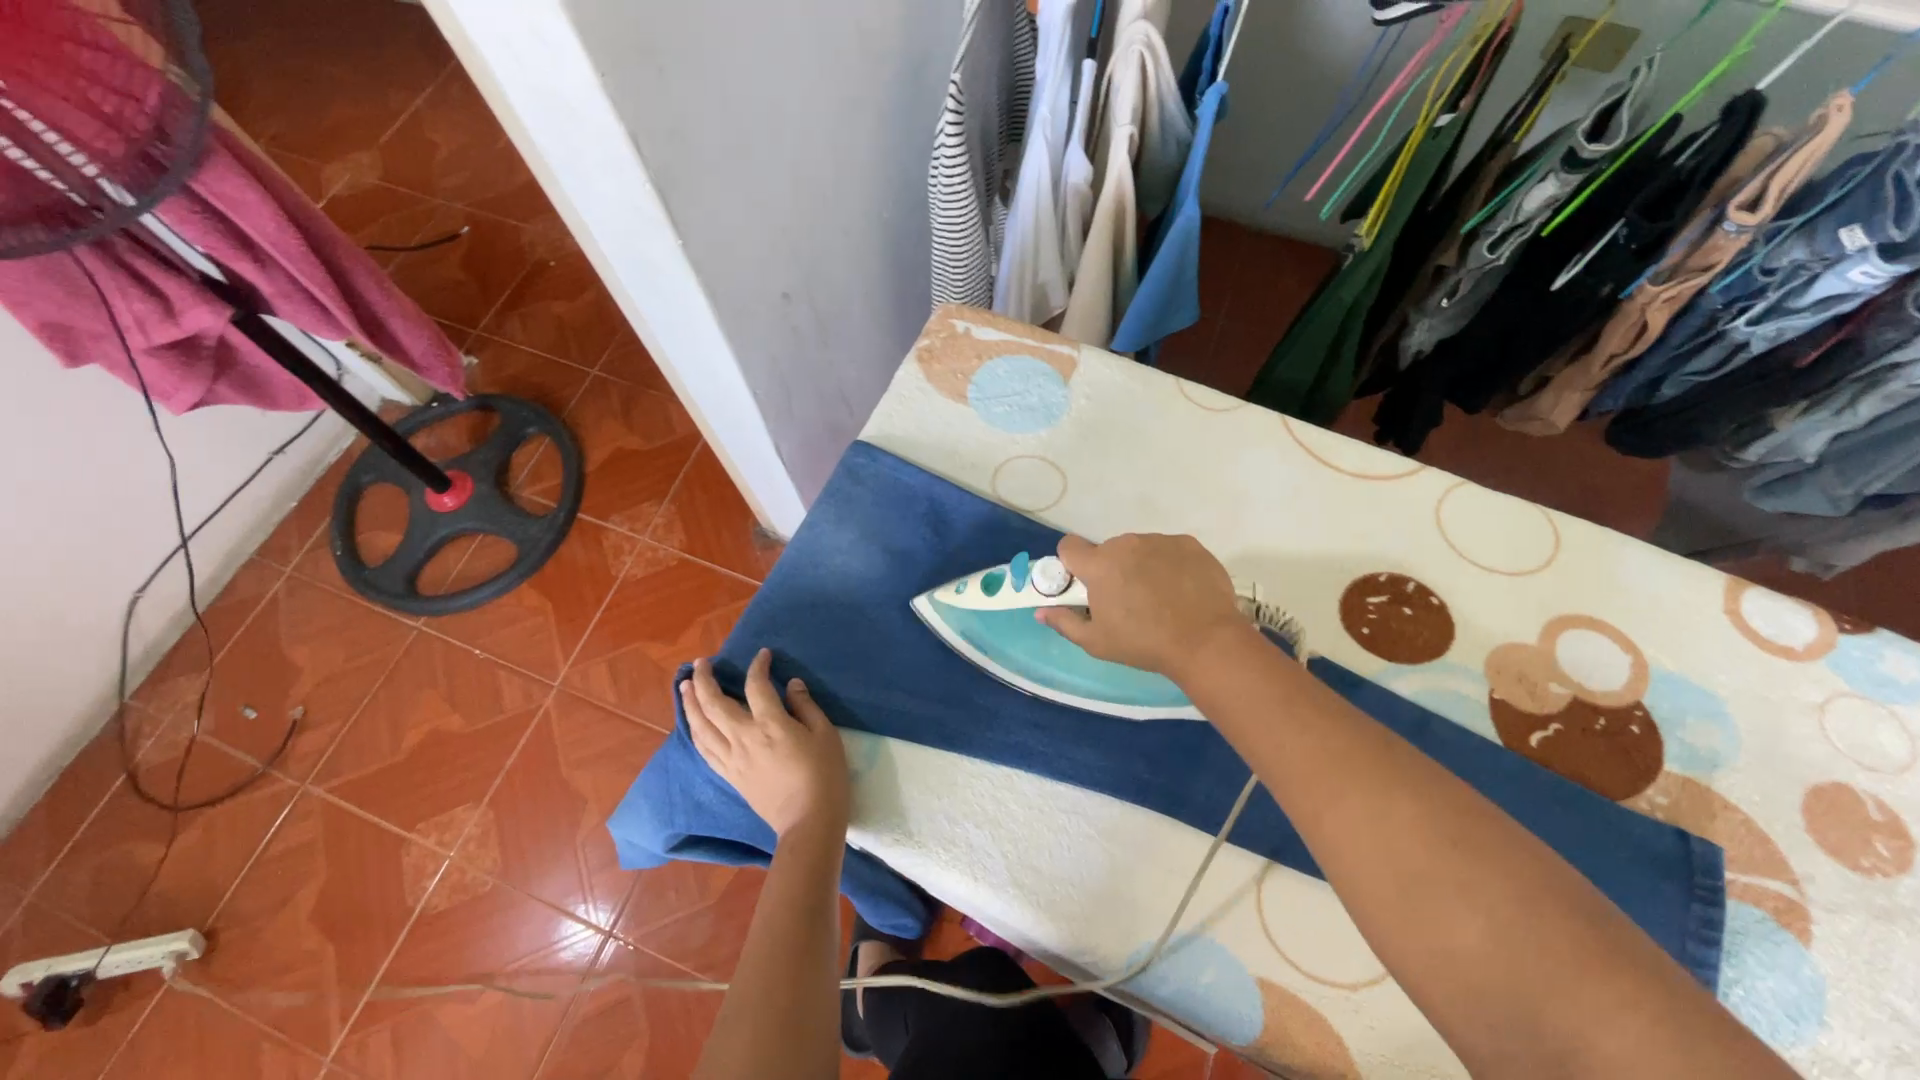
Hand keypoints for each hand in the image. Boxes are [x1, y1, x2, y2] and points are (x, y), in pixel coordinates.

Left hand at [682, 649, 850, 837]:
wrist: (808, 821)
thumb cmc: (824, 776)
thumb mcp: (825, 734)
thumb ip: (806, 706)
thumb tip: (791, 684)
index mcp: (770, 724)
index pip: (756, 685)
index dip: (758, 666)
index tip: (763, 655)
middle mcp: (744, 737)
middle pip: (714, 703)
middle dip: (704, 679)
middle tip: (701, 663)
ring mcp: (732, 758)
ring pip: (701, 725)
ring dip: (690, 703)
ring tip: (684, 687)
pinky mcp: (729, 775)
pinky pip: (704, 749)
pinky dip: (695, 731)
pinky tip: (693, 723)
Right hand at [1035, 533, 1251, 680]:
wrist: (1206, 641)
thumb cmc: (1144, 644)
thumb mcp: (1097, 642)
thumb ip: (1064, 622)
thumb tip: (1041, 611)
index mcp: (1099, 565)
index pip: (1069, 546)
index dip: (1072, 564)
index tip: (1083, 584)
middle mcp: (1126, 544)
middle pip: (1108, 550)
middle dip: (1111, 570)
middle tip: (1127, 601)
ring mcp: (1160, 541)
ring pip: (1139, 549)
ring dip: (1141, 566)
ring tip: (1159, 598)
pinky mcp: (1189, 544)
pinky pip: (1169, 549)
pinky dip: (1169, 565)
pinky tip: (1181, 590)